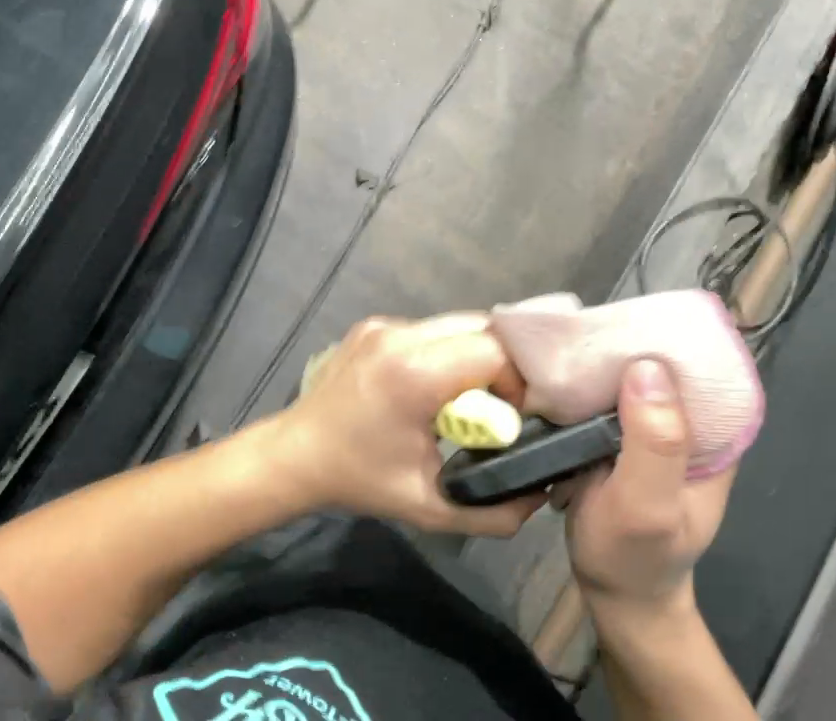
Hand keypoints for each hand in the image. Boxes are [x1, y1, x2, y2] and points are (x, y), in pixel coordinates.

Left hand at [271, 314, 545, 536]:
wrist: (296, 454)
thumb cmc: (361, 479)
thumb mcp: (432, 507)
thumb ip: (496, 509)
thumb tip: (539, 492)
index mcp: (413, 373)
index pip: (495, 351)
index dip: (517, 382)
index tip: (511, 417)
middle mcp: (399, 336)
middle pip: (480, 328)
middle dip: (503, 364)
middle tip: (501, 405)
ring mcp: (383, 325)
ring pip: (456, 324)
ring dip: (475, 356)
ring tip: (470, 398)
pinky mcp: (372, 325)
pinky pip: (428, 330)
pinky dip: (446, 352)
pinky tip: (436, 387)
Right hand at [557, 359, 734, 627]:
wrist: (614, 596)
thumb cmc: (635, 557)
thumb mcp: (648, 505)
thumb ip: (655, 443)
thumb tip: (648, 366)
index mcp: (714, 435)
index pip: (696, 367)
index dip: (658, 338)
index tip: (612, 323)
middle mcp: (686, 425)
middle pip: (656, 367)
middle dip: (613, 349)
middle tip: (565, 336)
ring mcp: (649, 432)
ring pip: (623, 381)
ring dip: (588, 369)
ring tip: (548, 351)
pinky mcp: (615, 440)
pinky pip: (598, 402)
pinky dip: (573, 392)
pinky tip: (546, 384)